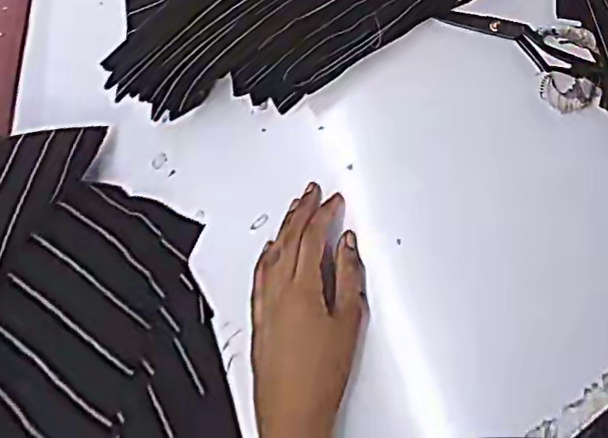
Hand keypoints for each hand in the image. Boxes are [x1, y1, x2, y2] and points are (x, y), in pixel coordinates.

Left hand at [253, 183, 365, 437]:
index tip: (334, 201)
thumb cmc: (321, 379)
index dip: (324, 214)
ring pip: (271, 255)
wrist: (293, 420)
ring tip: (293, 210)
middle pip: (288, 240)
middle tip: (312, 191)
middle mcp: (277, 294)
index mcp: (301, 289)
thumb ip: (349, 276)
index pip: (311, 237)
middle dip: (302, 211)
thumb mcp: (349, 321)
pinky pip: (260, 276)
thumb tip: (347, 245)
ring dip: (283, 228)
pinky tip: (270, 251)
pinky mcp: (258, 324)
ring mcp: (264, 309)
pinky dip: (267, 255)